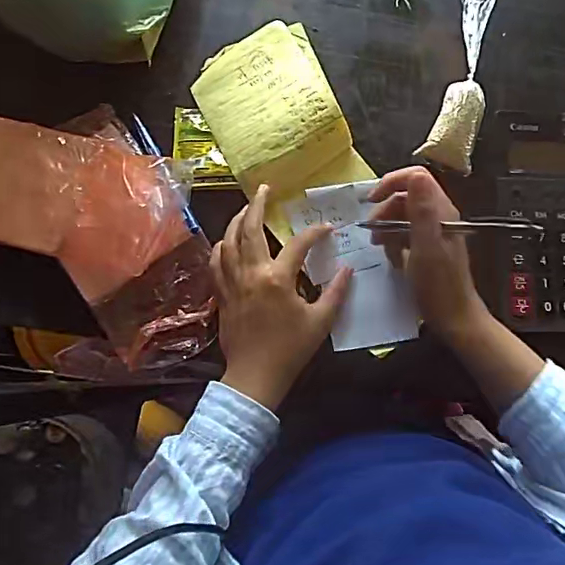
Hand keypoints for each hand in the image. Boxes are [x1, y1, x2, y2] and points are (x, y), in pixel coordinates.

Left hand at [213, 185, 351, 410]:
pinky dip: (221, 247)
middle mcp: (251, 274)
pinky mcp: (221, 294)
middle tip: (264, 189)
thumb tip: (348, 270)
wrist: (254, 375)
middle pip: (250, 229)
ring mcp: (232, 283)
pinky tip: (227, 241)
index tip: (326, 229)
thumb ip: (336, 293)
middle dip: (257, 205)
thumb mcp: (320, 322)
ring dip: (237, 221)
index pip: (297, 244)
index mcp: (277, 279)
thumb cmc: (290, 350)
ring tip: (246, 209)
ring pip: (228, 241)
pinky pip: (216, 262)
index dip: (314, 233)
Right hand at [366, 167, 489, 339]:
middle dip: (384, 210)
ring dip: (386, 227)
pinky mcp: (427, 246)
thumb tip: (415, 176)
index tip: (372, 201)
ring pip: (402, 215)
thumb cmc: (439, 286)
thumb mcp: (426, 247)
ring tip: (378, 246)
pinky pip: (404, 233)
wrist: (454, 318)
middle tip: (372, 232)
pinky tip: (391, 256)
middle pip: (405, 196)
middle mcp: (438, 216)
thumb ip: (420, 211)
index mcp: (441, 212)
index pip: (416, 178)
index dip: (391, 182)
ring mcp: (433, 231)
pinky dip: (393, 241)